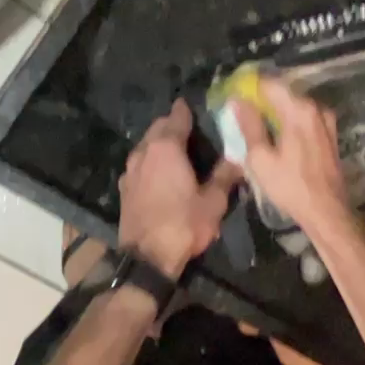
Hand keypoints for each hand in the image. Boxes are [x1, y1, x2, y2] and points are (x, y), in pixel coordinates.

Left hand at [118, 99, 241, 276]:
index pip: (177, 117)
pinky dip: (152, 162)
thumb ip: (226, 175)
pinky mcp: (124, 188)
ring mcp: (130, 170)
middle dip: (173, 125)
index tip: (198, 106)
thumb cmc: (183, 224)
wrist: (148, 258)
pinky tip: (162, 174)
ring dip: (160, 144)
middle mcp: (144, 152)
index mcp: (166, 148)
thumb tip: (240, 157)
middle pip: (158, 128)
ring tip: (179, 152)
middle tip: (193, 130)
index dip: (188, 110)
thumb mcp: (214, 201)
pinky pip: (140, 165)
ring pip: (146, 146)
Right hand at [232, 81, 355, 238]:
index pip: (270, 84)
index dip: (249, 87)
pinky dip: (290, 122)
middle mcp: (316, 108)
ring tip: (257, 126)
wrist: (327, 211)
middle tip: (242, 112)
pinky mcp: (330, 135)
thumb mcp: (260, 158)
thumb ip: (249, 126)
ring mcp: (326, 122)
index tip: (234, 95)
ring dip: (276, 112)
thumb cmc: (291, 186)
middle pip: (284, 93)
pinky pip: (305, 119)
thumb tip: (238, 101)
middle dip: (262, 100)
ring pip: (295, 106)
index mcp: (299, 110)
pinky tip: (277, 137)